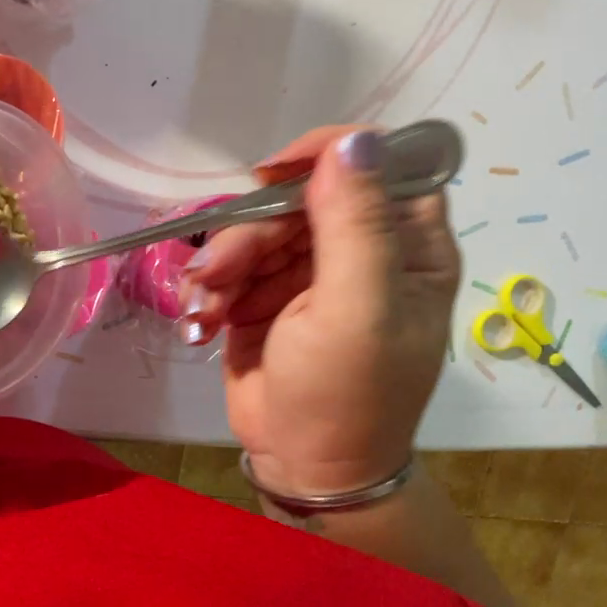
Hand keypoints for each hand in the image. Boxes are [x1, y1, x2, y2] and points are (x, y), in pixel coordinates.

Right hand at [178, 125, 459, 496]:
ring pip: (253, 236)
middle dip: (248, 232)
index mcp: (405, 245)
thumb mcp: (359, 307)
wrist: (304, 466)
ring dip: (219, 267)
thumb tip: (353, 140)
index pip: (378, 167)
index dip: (326, 158)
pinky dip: (208, 294)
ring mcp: (304, 279)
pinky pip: (228, 274)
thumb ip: (355, 223)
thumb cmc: (347, 393)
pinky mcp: (260, 305)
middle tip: (214, 272)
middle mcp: (356, 253)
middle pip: (296, 203)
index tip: (270, 175)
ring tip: (202, 307)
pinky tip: (200, 323)